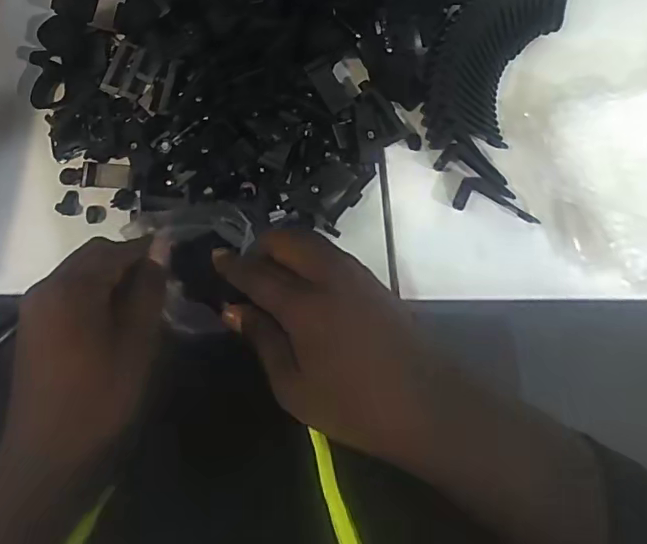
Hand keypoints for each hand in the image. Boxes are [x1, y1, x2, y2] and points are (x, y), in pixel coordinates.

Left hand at [2, 236, 167, 465]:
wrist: (45, 457)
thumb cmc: (98, 400)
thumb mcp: (136, 344)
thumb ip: (148, 290)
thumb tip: (160, 246)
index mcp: (71, 286)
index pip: (114, 250)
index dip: (145, 251)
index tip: (173, 258)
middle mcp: (47, 284)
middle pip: (92, 256)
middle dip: (125, 261)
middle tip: (157, 283)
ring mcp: (34, 304)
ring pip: (77, 272)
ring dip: (107, 277)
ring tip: (137, 302)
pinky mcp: (30, 324)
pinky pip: (65, 291)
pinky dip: (89, 292)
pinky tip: (108, 317)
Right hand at [211, 228, 443, 466]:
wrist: (430, 406)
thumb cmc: (356, 407)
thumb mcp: (295, 389)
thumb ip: (262, 342)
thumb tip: (234, 310)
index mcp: (303, 305)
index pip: (257, 272)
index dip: (233, 265)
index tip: (216, 257)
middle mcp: (326, 276)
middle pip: (284, 240)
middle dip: (260, 247)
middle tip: (249, 273)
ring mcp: (352, 272)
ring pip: (308, 240)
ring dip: (285, 248)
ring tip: (275, 276)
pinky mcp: (370, 278)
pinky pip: (327, 252)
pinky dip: (307, 255)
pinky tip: (305, 284)